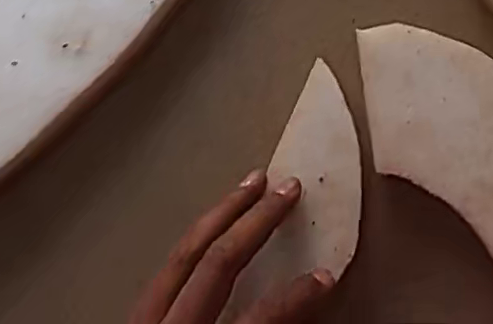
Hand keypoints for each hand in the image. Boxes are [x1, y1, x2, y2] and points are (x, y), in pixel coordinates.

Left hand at [128, 170, 334, 323]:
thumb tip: (297, 316)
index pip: (256, 323)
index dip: (296, 298)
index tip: (327, 276)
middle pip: (214, 266)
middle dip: (257, 222)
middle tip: (291, 188)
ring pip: (181, 256)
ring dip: (223, 214)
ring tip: (253, 182)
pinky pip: (165, 271)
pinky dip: (196, 239)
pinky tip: (215, 226)